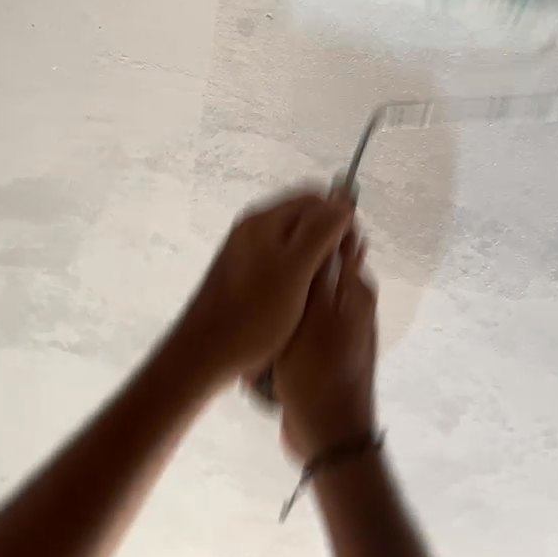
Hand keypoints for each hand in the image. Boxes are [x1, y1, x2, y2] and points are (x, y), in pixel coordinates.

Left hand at [167, 190, 356, 385]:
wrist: (204, 356)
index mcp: (264, 221)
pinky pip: (282, 264)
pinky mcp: (245, 276)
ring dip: (316, 261)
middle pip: (304, 220)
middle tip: (340, 274)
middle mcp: (253, 230)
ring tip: (324, 290)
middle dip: (328, 241)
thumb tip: (344, 200)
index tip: (352, 250)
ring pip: (295, 244)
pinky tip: (305, 300)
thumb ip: (320, 232)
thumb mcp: (295, 271)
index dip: (339, 219)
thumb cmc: (253, 316)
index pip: (314, 200)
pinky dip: (300, 276)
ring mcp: (247, 253)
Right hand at [275, 227, 378, 460]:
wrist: (328, 435)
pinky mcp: (323, 351)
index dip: (306, 234)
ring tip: (257, 308)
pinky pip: (300, 326)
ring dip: (282, 304)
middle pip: (314, 269)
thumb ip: (320, 269)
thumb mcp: (313, 311)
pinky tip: (264, 335)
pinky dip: (283, 328)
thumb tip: (330, 225)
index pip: (335, 240)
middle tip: (260, 279)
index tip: (276, 239)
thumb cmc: (317, 369)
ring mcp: (338, 328)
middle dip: (288, 272)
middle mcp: (352, 302)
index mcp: (355, 287)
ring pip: (303, 298)